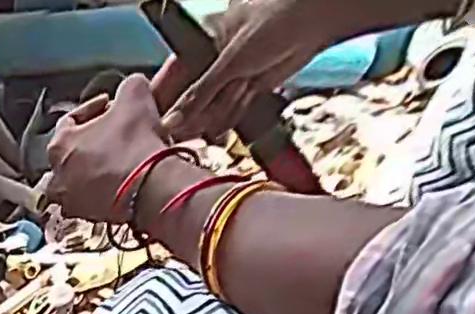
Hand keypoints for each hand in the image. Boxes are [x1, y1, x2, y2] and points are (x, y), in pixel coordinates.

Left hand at [45, 74, 173, 222]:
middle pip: (72, 153)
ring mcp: (68, 201)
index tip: (110, 104)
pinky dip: (102, 188)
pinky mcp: (85, 218)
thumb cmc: (133, 140)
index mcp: (58, 145)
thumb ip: (125, 88)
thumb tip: (127, 91)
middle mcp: (56, 177)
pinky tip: (120, 179)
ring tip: (116, 158)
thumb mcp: (134, 93)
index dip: (92, 108)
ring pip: (79, 178)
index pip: (70, 120)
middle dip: (91, 141)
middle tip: (112, 133)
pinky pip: (90, 198)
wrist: (145, 187)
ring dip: (95, 167)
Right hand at [154, 0, 336, 140]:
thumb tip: (168, 125)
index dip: (157, 112)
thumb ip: (197, 95)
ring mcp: (219, 86)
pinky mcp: (238, 97)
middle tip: (214, 104)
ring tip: (244, 85)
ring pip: (204, 118)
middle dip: (197, 114)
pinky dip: (235, 112)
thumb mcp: (229, 60)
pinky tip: (250, 91)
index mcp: (191, 51)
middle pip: (181, 111)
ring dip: (223, 109)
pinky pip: (224, 119)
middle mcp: (201, 71)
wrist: (316, 19)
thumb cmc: (273, 21)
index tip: (157, 132)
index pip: (161, 88)